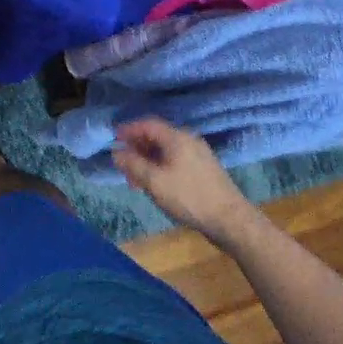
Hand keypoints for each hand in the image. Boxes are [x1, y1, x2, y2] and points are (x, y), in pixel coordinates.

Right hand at [113, 118, 259, 243]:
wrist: (229, 219)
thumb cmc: (189, 197)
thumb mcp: (155, 182)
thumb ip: (133, 165)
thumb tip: (117, 152)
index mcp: (177, 138)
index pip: (148, 124)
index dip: (129, 129)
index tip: (113, 137)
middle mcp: (189, 140)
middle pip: (157, 136)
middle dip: (137, 148)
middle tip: (122, 163)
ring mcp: (199, 154)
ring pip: (166, 150)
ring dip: (148, 160)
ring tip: (136, 179)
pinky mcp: (203, 169)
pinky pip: (176, 160)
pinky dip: (161, 167)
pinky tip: (155, 184)